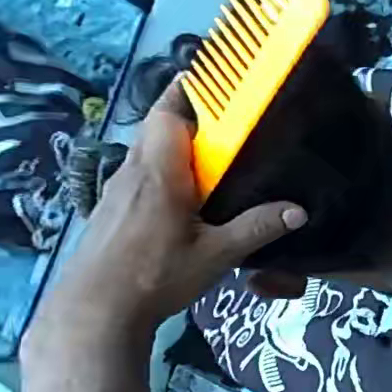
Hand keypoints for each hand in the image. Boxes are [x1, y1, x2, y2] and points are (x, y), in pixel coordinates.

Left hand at [25, 84, 306, 356]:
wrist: (93, 312)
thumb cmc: (155, 275)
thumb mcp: (215, 254)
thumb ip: (256, 228)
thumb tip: (299, 211)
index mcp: (160, 171)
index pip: (168, 111)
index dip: (190, 90)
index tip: (217, 79)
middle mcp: (134, 171)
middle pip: (158, 125)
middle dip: (190, 115)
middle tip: (229, 121)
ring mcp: (116, 190)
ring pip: (148, 151)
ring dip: (177, 145)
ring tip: (213, 158)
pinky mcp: (109, 209)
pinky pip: (141, 174)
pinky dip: (164, 169)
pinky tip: (184, 197)